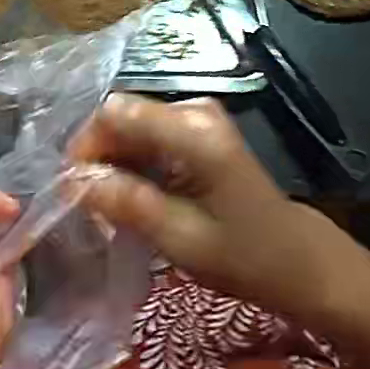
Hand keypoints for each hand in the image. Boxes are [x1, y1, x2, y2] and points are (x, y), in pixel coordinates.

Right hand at [69, 94, 350, 324]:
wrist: (298, 259)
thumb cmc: (245, 256)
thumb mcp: (182, 240)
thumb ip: (128, 203)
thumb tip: (72, 182)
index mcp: (193, 131)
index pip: (116, 113)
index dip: (86, 145)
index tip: (72, 189)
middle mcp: (193, 109)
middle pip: (122, 115)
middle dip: (97, 155)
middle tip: (85, 205)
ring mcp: (197, 116)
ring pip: (132, 125)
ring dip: (112, 161)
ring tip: (104, 206)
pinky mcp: (197, 129)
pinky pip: (149, 135)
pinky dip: (131, 162)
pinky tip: (130, 196)